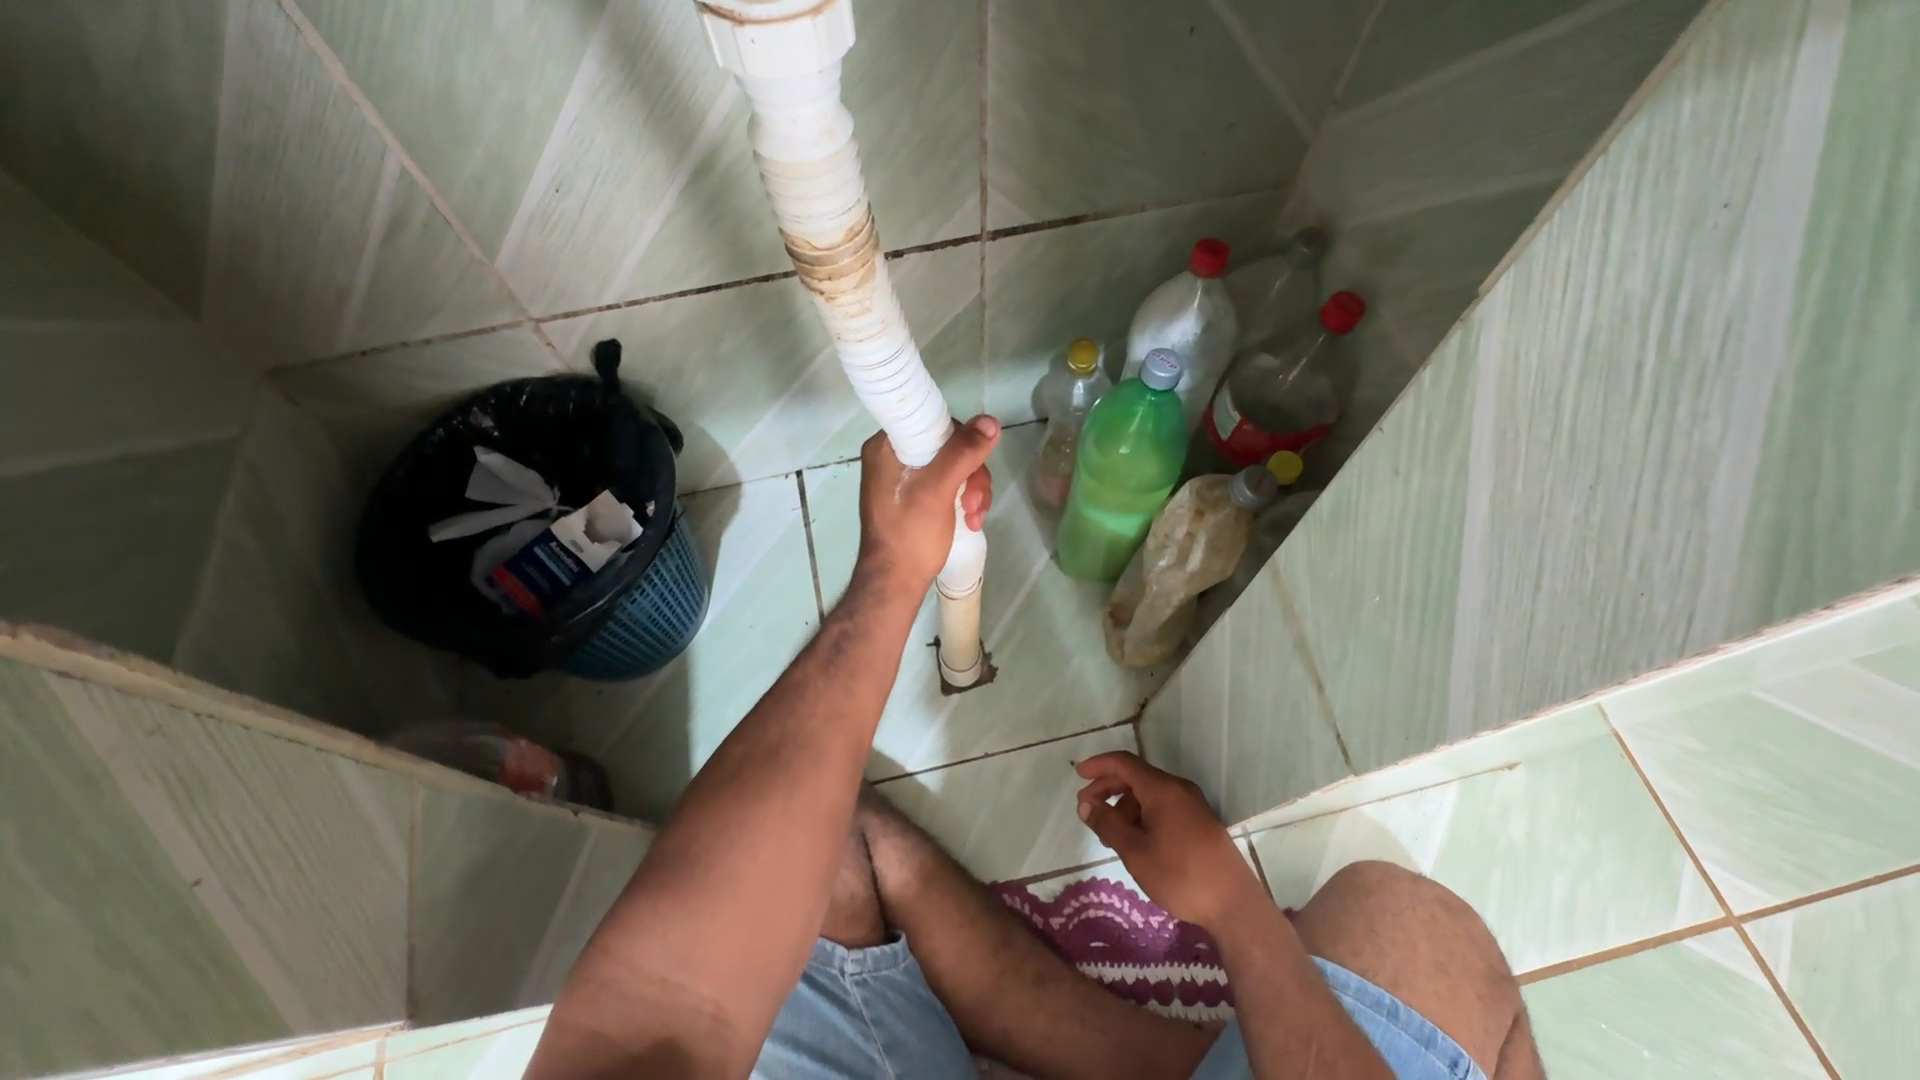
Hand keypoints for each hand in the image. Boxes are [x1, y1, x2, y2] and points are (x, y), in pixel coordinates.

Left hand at [855, 416, 998, 594]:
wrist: (895, 583)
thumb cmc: (910, 534)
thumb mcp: (938, 490)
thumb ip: (963, 453)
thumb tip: (991, 422)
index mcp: (886, 446)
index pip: (932, 420)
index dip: (960, 439)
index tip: (973, 464)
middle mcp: (892, 457)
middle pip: (947, 446)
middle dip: (970, 473)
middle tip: (975, 500)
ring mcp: (903, 479)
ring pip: (952, 467)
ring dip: (972, 490)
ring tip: (974, 516)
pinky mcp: (914, 499)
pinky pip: (947, 486)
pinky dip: (963, 501)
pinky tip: (971, 522)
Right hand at [1075, 751, 1264, 927]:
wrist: (1233, 904)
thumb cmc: (1179, 874)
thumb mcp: (1135, 851)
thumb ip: (1107, 823)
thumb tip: (1086, 803)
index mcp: (1162, 789)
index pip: (1124, 763)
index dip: (1099, 765)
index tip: (1078, 774)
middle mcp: (1179, 790)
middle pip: (1136, 777)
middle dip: (1108, 789)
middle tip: (1086, 809)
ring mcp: (1193, 806)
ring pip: (1150, 795)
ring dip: (1125, 807)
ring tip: (1110, 835)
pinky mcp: (1200, 823)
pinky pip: (1164, 808)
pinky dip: (1143, 816)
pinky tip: (1135, 841)